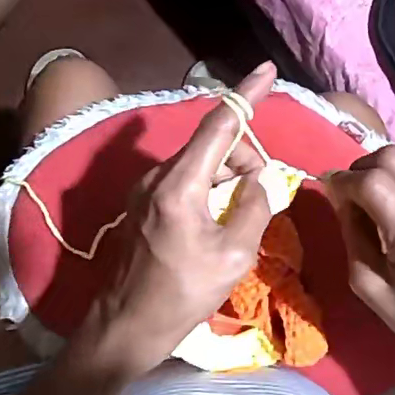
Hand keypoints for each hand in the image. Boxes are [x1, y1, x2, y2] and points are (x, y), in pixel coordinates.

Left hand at [77, 62, 278, 370]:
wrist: (127, 324)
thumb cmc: (182, 294)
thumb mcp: (234, 255)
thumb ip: (253, 207)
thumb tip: (255, 182)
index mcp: (180, 185)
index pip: (219, 124)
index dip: (246, 95)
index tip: (266, 70)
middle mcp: (157, 176)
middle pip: (212, 143)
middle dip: (243, 156)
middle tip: (259, 195)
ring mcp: (145, 188)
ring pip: (199, 162)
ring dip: (226, 176)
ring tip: (238, 216)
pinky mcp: (142, 203)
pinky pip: (184, 179)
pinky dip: (208, 188)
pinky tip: (216, 220)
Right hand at [325, 148, 394, 394]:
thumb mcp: (365, 282)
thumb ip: (350, 230)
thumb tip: (338, 191)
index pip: (374, 182)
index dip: (345, 180)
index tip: (330, 188)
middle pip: (393, 159)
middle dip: (362, 168)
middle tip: (350, 191)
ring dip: (384, 175)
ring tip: (374, 201)